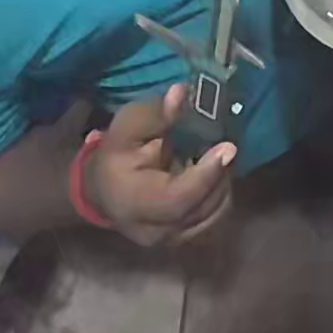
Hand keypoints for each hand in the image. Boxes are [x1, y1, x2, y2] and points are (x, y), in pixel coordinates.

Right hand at [82, 84, 234, 245]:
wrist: (103, 189)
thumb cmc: (117, 154)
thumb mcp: (129, 126)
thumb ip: (157, 113)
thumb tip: (181, 92)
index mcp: (134, 202)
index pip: (177, 199)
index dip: (206, 174)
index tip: (228, 147)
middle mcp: (154, 230)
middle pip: (203, 206)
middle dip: (220, 173)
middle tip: (225, 146)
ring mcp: (172, 240)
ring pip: (215, 212)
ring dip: (222, 182)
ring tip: (216, 159)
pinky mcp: (185, 238)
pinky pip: (216, 218)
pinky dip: (220, 193)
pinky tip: (213, 174)